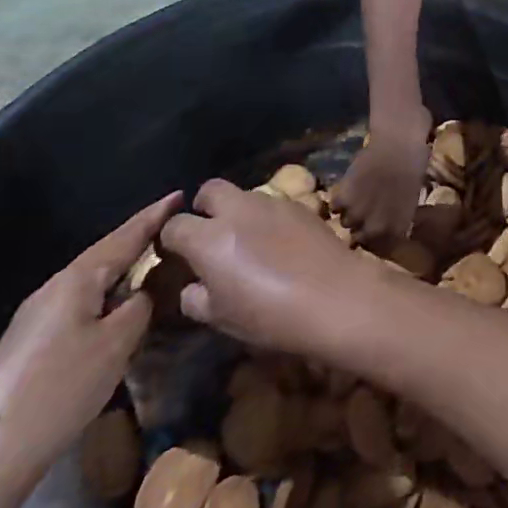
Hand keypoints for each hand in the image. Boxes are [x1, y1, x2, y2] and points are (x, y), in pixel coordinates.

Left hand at [0, 193, 180, 507]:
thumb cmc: (61, 386)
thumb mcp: (117, 343)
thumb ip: (140, 306)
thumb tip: (143, 292)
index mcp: (76, 279)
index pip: (125, 236)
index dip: (154, 215)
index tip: (181, 194)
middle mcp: (54, 288)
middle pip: (106, 254)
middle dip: (139, 237)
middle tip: (175, 225)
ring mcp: (38, 316)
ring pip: (93, 280)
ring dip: (124, 267)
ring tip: (156, 260)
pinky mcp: (33, 342)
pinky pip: (82, 302)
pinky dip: (108, 293)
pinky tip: (121, 304)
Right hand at [160, 179, 376, 352]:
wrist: (335, 297)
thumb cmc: (269, 315)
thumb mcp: (219, 317)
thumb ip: (195, 296)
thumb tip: (194, 284)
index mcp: (208, 238)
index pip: (174, 226)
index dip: (172, 240)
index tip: (178, 256)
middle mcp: (238, 210)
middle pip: (210, 190)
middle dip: (204, 207)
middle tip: (211, 234)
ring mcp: (273, 203)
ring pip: (245, 194)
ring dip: (238, 211)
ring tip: (248, 241)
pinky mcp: (301, 205)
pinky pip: (274, 203)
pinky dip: (266, 217)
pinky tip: (278, 242)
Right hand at [332, 107, 430, 243]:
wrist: (398, 144)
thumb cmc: (412, 167)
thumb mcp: (412, 198)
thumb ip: (399, 219)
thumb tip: (391, 231)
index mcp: (396, 230)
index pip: (381, 247)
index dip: (377, 239)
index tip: (375, 231)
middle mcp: (375, 228)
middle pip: (360, 239)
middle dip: (362, 229)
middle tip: (363, 215)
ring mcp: (358, 214)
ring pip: (346, 223)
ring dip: (349, 215)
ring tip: (354, 203)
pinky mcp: (344, 198)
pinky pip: (335, 207)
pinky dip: (339, 201)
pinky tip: (346, 191)